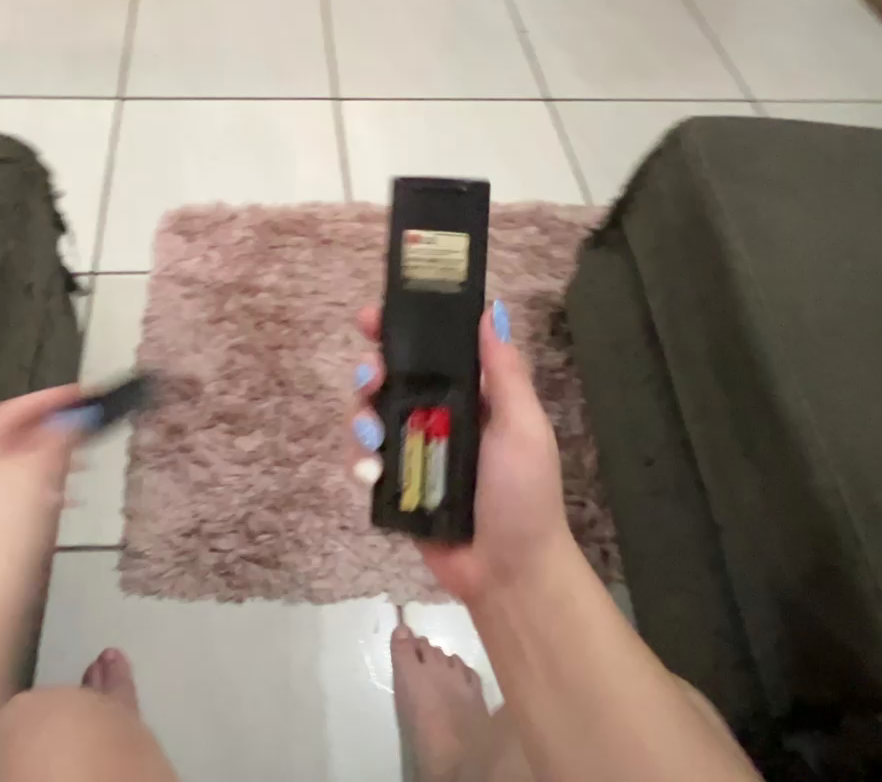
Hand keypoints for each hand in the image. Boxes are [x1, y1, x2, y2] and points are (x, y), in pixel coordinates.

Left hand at [0, 384, 85, 611]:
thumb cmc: (8, 527)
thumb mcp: (40, 470)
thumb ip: (60, 436)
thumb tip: (77, 418)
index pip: (10, 410)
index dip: (49, 400)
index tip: (83, 395)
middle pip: (11, 438)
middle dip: (52, 433)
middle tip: (86, 429)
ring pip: (14, 466)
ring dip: (50, 461)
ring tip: (82, 465)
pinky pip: (12, 492)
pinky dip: (40, 487)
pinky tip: (63, 499)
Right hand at [351, 306, 573, 602]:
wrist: (508, 571)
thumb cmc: (523, 494)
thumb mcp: (523, 427)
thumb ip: (504, 372)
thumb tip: (489, 310)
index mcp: (467, 395)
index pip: (427, 350)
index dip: (396, 330)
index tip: (371, 318)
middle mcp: (434, 416)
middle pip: (387, 378)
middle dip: (369, 371)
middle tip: (371, 377)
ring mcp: (410, 450)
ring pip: (367, 416)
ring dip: (359, 417)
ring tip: (372, 436)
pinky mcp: (393, 484)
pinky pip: (362, 459)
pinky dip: (358, 460)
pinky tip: (371, 472)